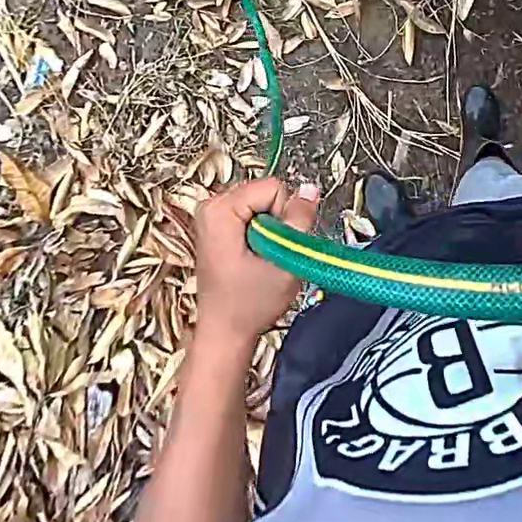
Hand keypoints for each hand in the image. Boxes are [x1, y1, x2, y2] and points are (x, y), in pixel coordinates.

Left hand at [193, 178, 319, 343]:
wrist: (226, 333)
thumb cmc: (250, 304)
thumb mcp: (284, 261)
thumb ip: (299, 221)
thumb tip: (310, 189)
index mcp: (220, 210)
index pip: (274, 188)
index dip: (285, 215)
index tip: (275, 245)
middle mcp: (211, 205)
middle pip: (268, 191)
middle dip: (278, 218)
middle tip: (270, 252)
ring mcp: (213, 213)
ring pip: (265, 200)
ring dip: (272, 226)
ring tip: (263, 256)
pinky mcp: (219, 223)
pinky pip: (256, 210)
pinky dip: (263, 229)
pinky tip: (255, 254)